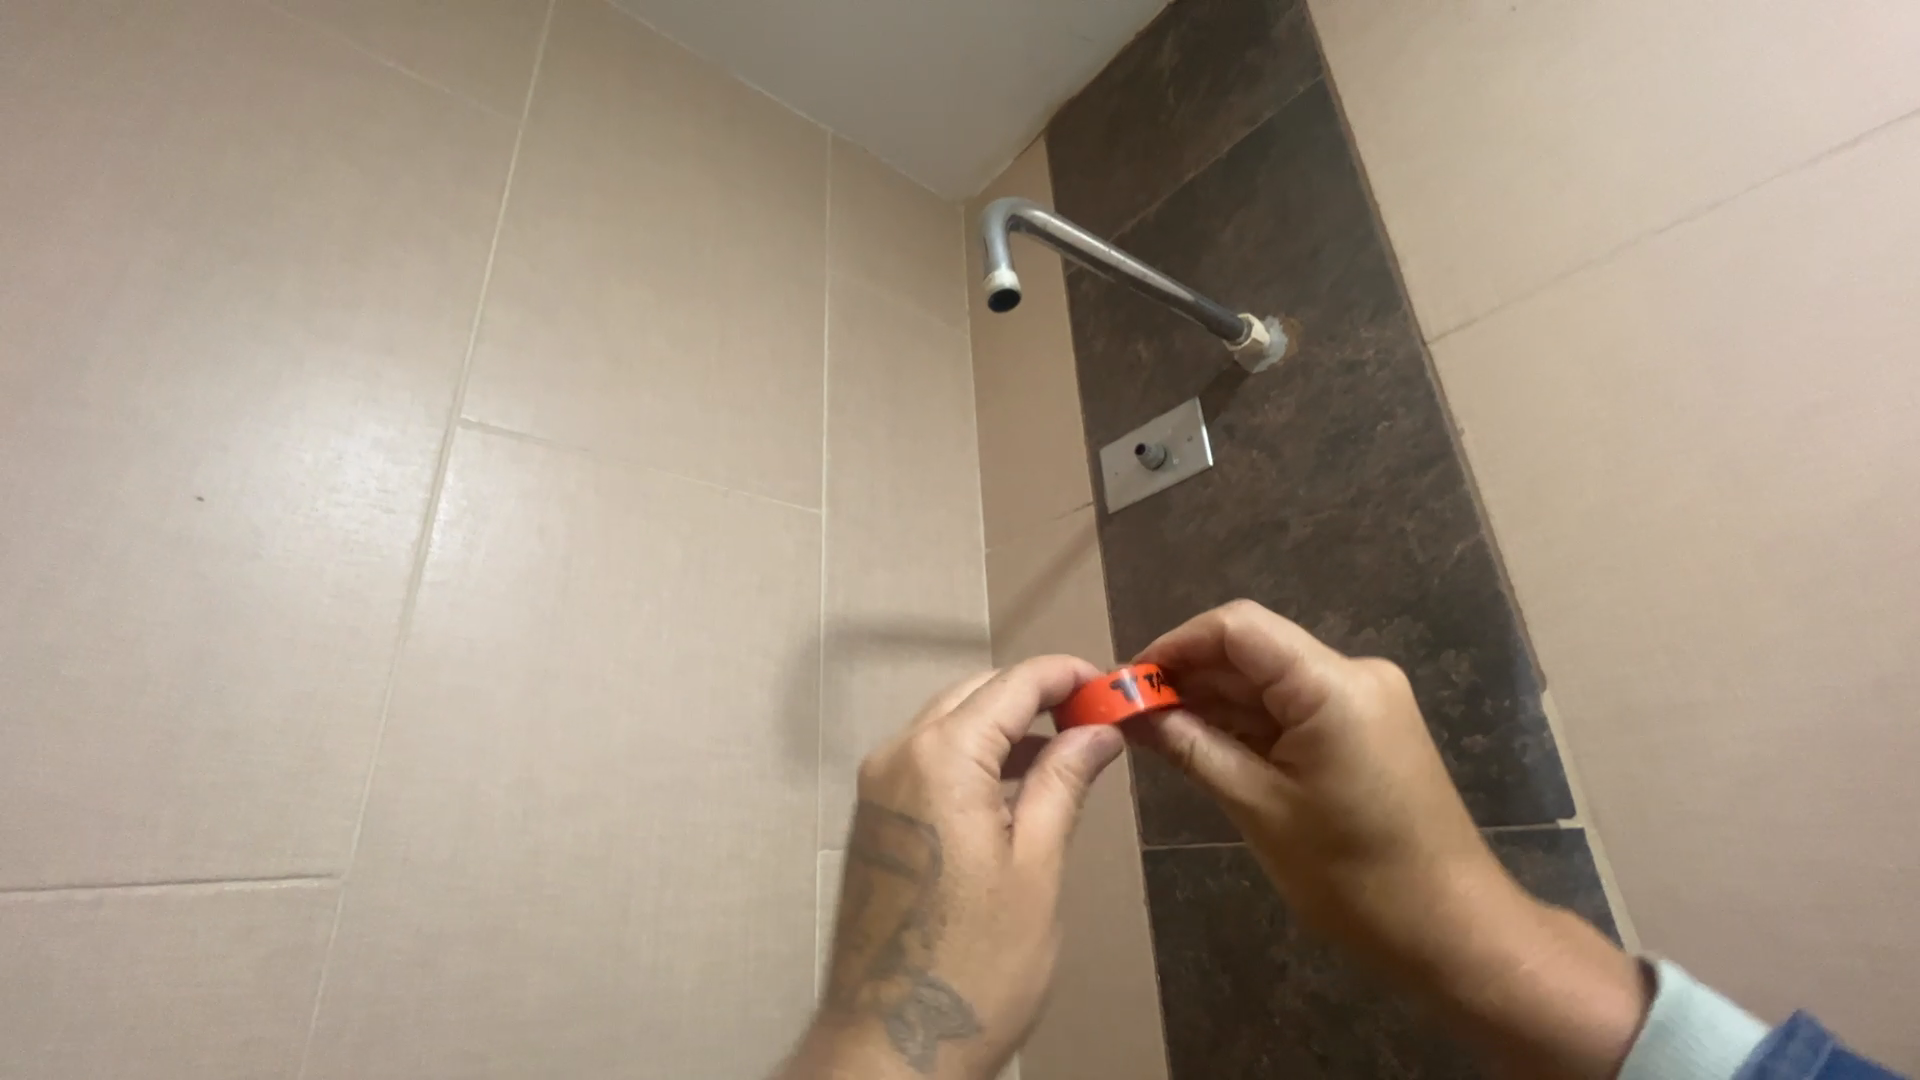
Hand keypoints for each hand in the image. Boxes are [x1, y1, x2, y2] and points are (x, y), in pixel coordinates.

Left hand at [778, 656, 1126, 1079]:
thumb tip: (1098, 730)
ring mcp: (878, 782)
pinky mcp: (874, 811)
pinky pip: (930, 756)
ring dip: (1004, 724)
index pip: (1011, 685)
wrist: (888, 1045)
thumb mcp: (1036, 868)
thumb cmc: (976, 963)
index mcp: (940, 757)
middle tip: (1091, 717)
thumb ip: (1062, 782)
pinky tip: (1015, 783)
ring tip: (1064, 748)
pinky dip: (974, 755)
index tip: (1108, 684)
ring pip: (950, 722)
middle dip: (1034, 695)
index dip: (1063, 674)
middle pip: (975, 694)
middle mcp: (898, 753)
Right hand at [1133, 600, 1646, 1078]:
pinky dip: (1242, 720)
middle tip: (1132, 711)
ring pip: (1264, 678)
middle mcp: (1350, 674)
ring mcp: (1360, 698)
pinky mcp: (1360, 725)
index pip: (1236, 628)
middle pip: (1249, 650)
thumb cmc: (1353, 876)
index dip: (1175, 645)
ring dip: (1210, 699)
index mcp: (1332, 685)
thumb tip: (1130, 713)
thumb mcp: (1256, 806)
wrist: (1454, 933)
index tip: (1130, 682)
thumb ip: (1189, 745)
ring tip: (1155, 729)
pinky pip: (1287, 704)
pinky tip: (1200, 740)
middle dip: (1187, 675)